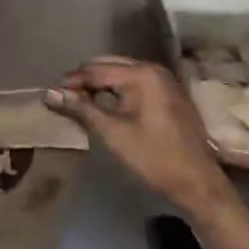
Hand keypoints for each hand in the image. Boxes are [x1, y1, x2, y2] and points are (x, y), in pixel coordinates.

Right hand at [46, 56, 231, 211]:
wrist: (198, 183)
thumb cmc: (153, 156)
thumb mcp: (112, 131)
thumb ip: (81, 107)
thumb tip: (50, 93)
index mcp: (142, 74)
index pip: (97, 70)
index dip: (72, 81)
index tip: (51, 91)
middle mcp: (154, 69)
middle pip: (109, 64)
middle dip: (85, 78)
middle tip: (64, 94)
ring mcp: (164, 81)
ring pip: (122, 72)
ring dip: (100, 82)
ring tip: (79, 98)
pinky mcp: (169, 94)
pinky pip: (135, 82)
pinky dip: (117, 88)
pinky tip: (104, 102)